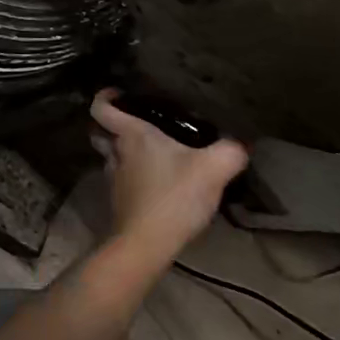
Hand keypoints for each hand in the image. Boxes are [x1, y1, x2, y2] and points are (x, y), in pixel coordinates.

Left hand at [90, 89, 247, 260]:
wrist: (146, 244)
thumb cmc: (174, 196)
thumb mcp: (213, 169)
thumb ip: (229, 152)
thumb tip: (238, 146)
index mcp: (132, 135)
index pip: (102, 108)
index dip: (105, 97)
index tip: (118, 94)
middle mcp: (117, 153)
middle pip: (100, 132)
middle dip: (110, 126)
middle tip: (136, 124)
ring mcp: (113, 179)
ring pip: (109, 157)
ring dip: (122, 153)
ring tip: (149, 153)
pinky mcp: (119, 202)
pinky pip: (121, 180)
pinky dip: (131, 177)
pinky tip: (154, 183)